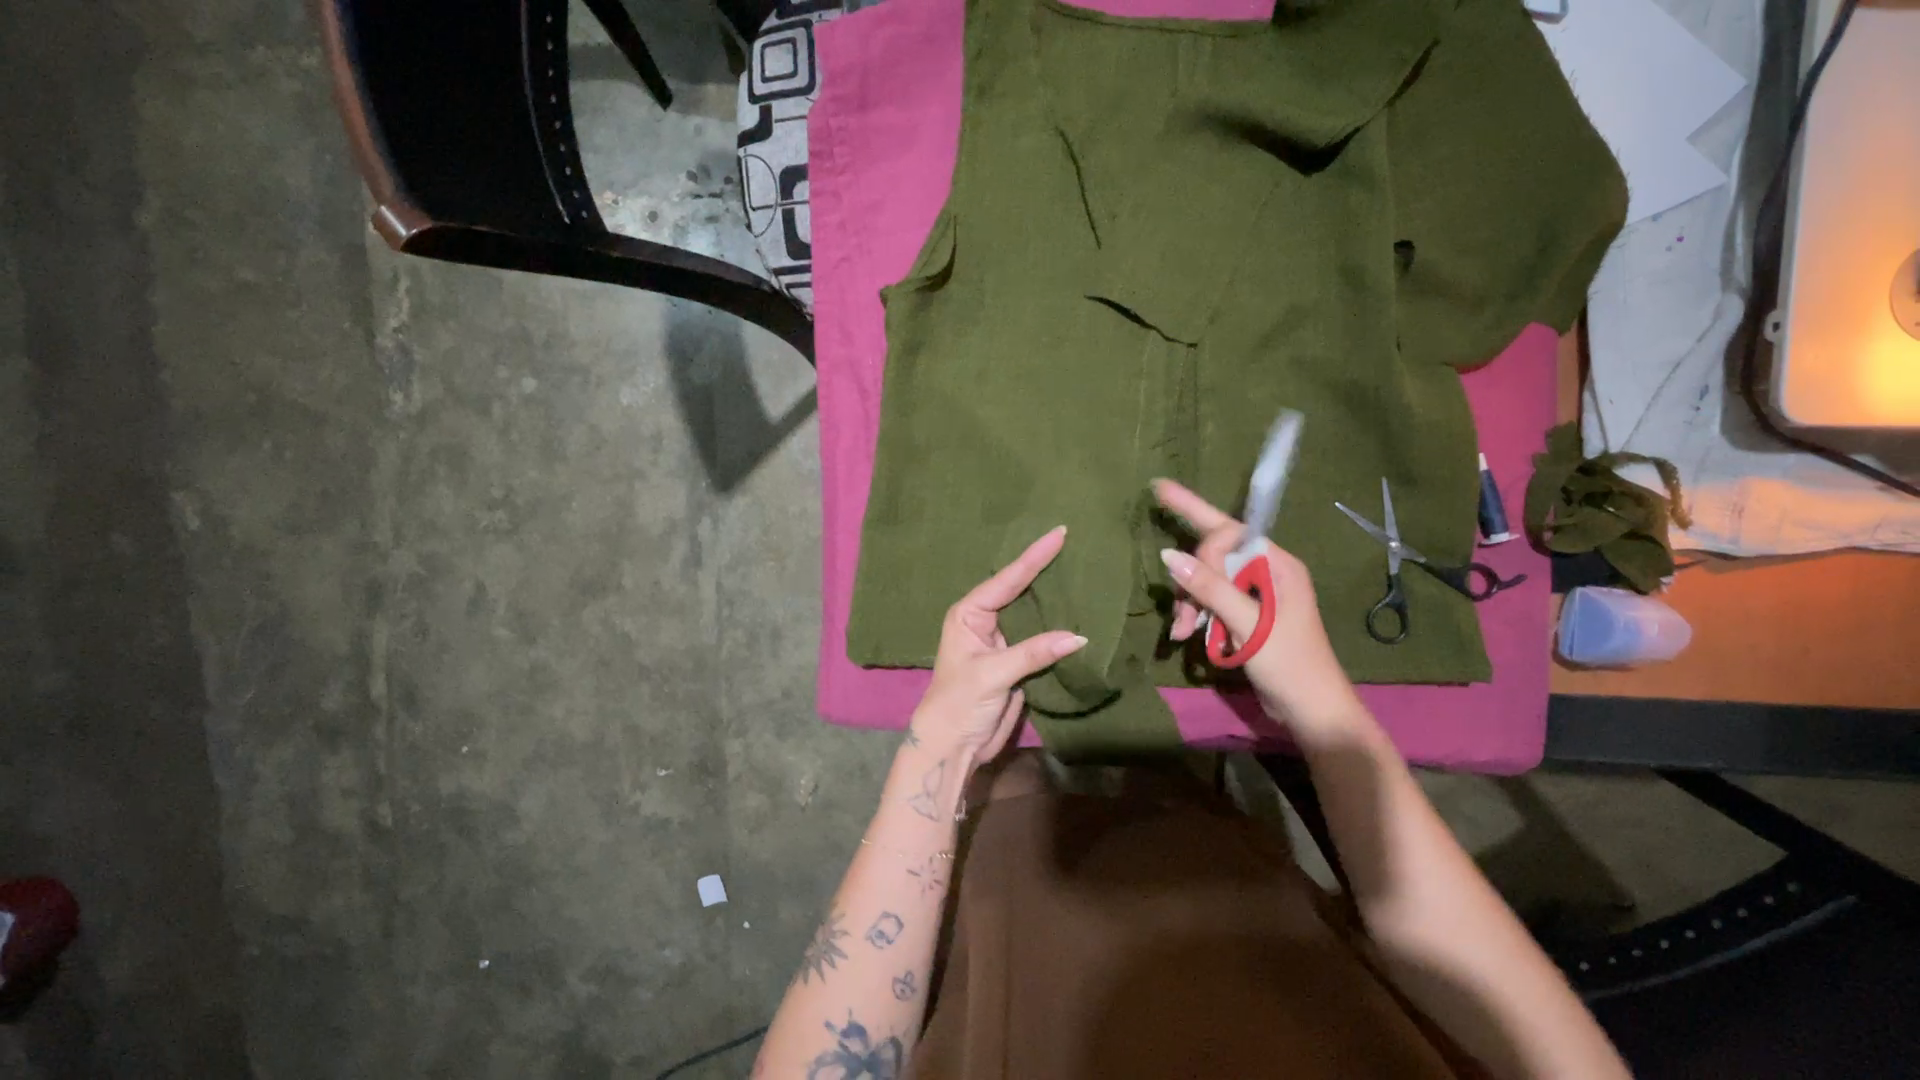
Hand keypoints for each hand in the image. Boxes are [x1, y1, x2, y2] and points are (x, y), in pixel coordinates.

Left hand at [910, 526, 1087, 771]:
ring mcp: (1004, 641)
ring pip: (1034, 613)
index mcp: (969, 615)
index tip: (1059, 533)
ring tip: (1083, 569)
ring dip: (1056, 598)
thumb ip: (1033, 652)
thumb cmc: (959, 703)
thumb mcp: (993, 674)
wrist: (955, 746)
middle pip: (1020, 590)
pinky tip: (1083, 613)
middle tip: (1075, 541)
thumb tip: (1079, 637)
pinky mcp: (1018, 662)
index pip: (1007, 580)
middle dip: (1045, 568)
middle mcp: (986, 622)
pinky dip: (1061, 628)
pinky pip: (1043, 639)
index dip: (1033, 557)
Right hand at [1153, 479, 1367, 747]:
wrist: (1312, 711)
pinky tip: (1186, 635)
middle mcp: (1267, 572)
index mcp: (1278, 565)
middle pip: (1214, 555)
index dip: (1199, 532)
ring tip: (1182, 631)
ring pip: (1208, 580)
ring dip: (1191, 603)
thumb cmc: (1289, 664)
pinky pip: (1212, 602)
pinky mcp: (1246, 616)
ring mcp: (1256, 594)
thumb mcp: (1247, 626)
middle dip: (1190, 579)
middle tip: (1182, 614)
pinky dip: (1197, 616)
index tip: (1166, 528)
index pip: (1230, 531)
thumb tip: (1168, 555)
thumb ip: (1209, 588)